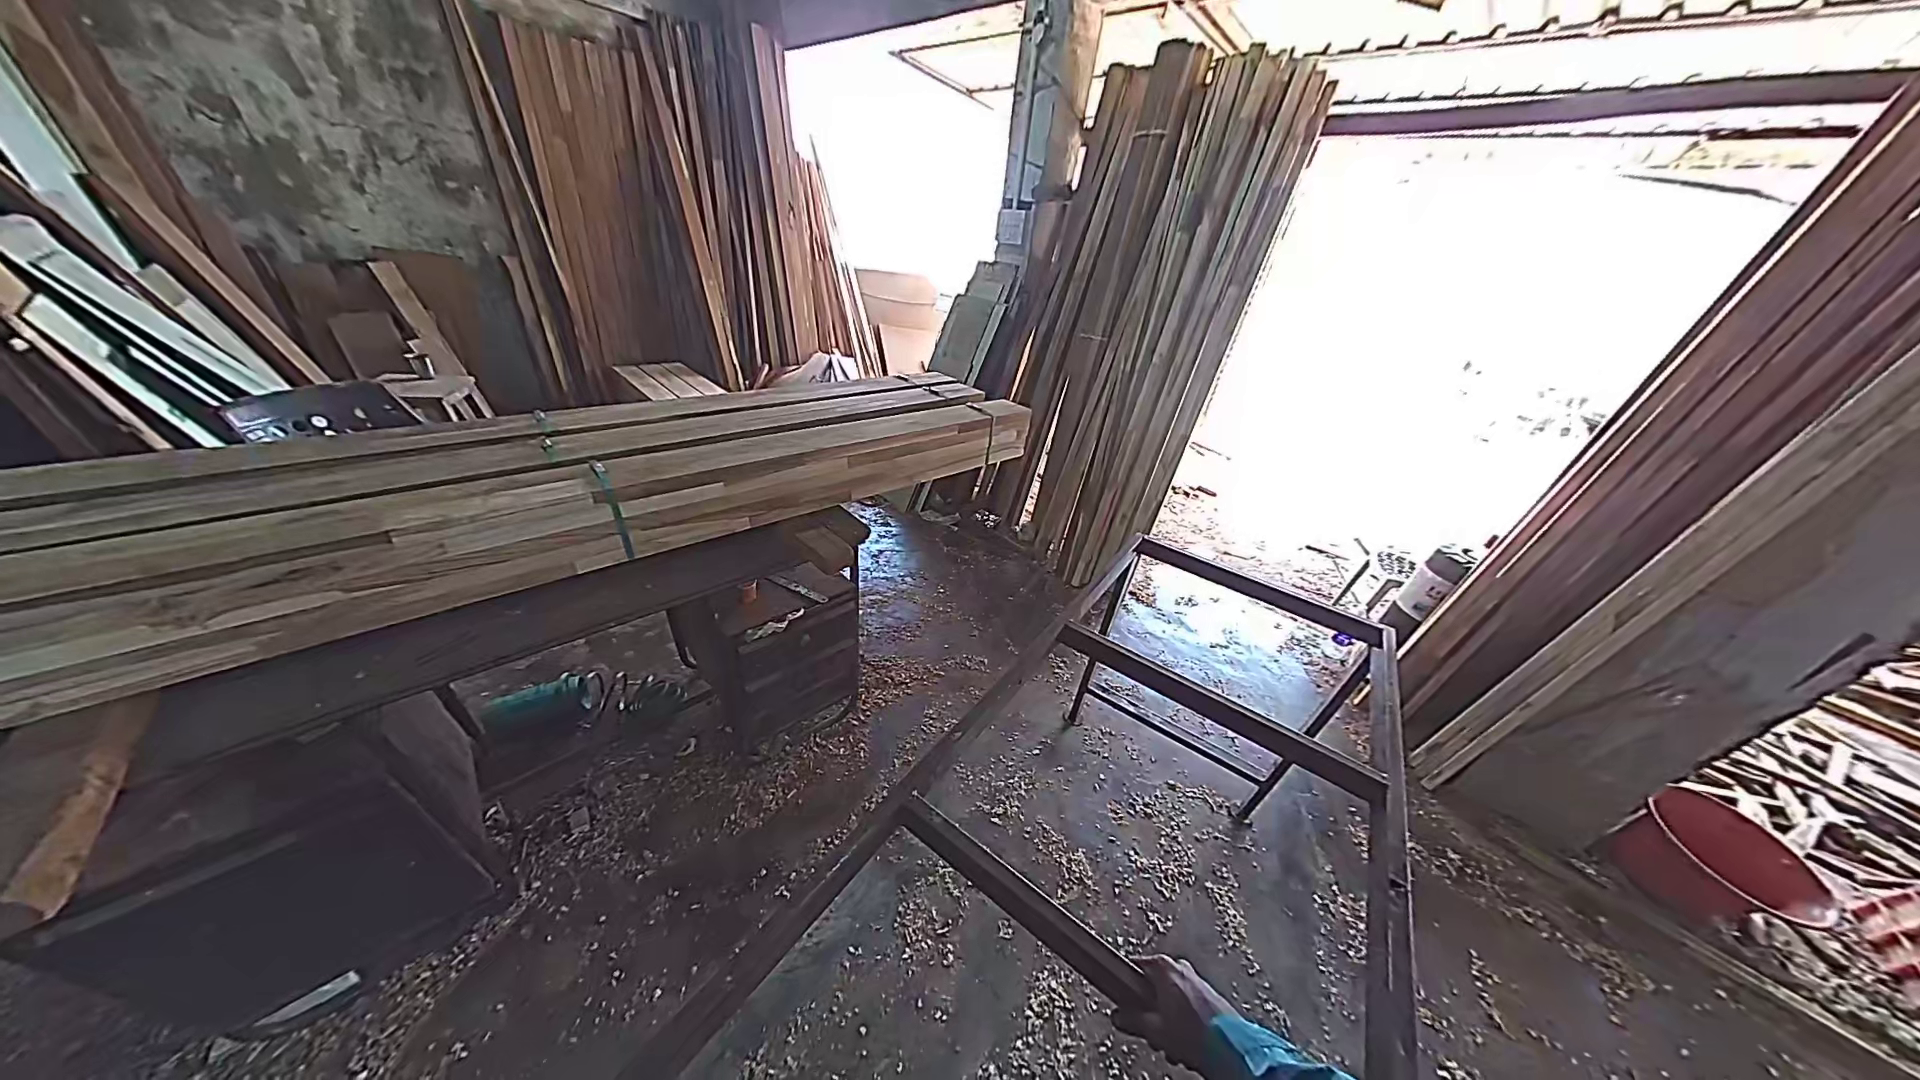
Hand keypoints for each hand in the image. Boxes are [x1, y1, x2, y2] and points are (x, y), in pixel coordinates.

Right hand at [1111, 955, 1240, 1075]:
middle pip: (1154, 986)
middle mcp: (1181, 967)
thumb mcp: (1153, 1029)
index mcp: (1164, 966)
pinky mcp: (1211, 996)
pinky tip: (1188, 1042)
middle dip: (1152, 1010)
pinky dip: (1185, 1021)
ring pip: (1172, 998)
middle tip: (1153, 1031)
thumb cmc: (1196, 1033)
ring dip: (1169, 1019)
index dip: (1127, 987)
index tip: (1125, 1002)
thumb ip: (1130, 1020)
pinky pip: (1189, 1006)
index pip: (1135, 967)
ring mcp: (1198, 981)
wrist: (1233, 1049)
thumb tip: (1118, 1016)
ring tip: (1173, 1042)